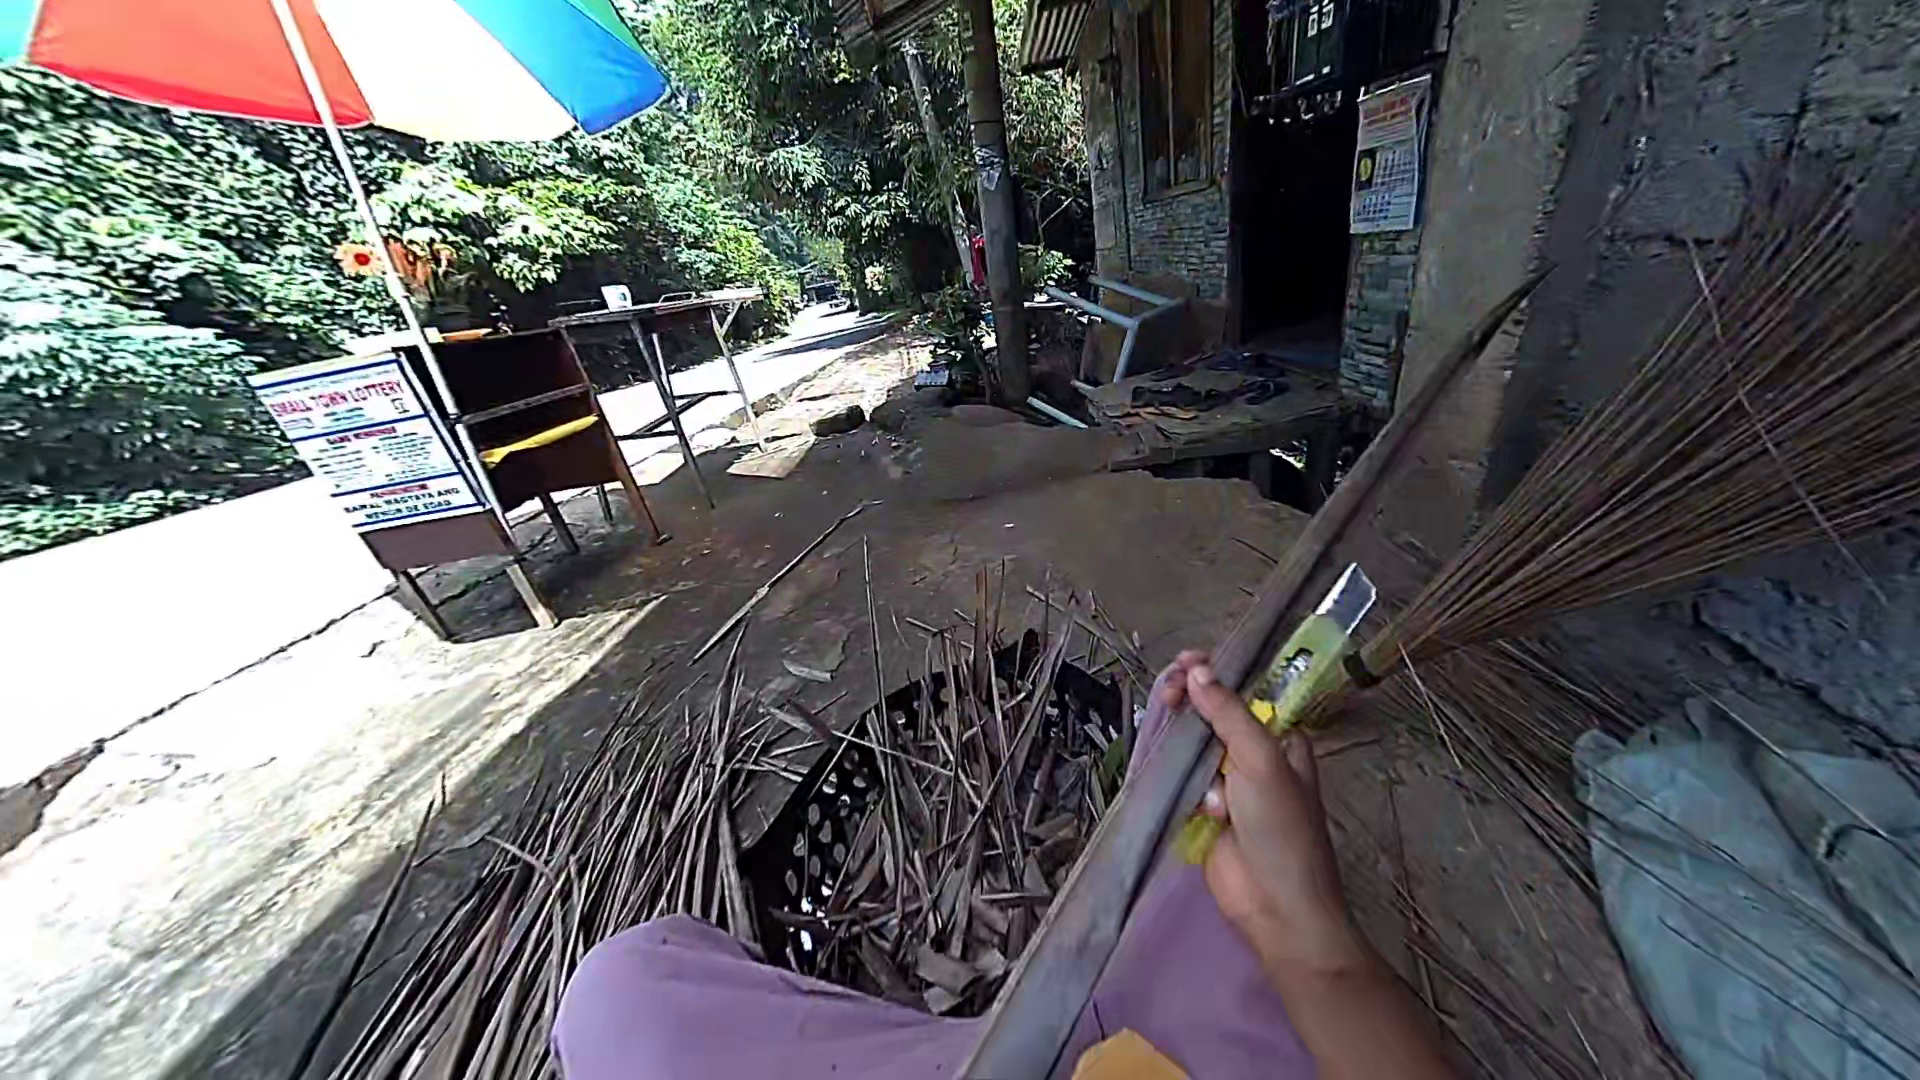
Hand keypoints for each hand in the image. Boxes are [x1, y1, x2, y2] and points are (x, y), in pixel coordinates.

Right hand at [1161, 655, 1367, 981]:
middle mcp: (1253, 751)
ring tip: (1167, 720)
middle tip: (1169, 692)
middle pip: (1213, 709)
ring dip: (1182, 730)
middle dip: (1190, 695)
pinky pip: (1183, 768)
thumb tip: (1197, 670)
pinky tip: (1171, 761)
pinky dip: (1177, 765)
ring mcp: (1227, 777)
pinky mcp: (1202, 801)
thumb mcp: (1261, 761)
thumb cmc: (1280, 828)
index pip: (1244, 690)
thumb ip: (1229, 713)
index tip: (1186, 662)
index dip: (1215, 672)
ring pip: (1194, 737)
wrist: (1274, 906)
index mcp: (1280, 738)